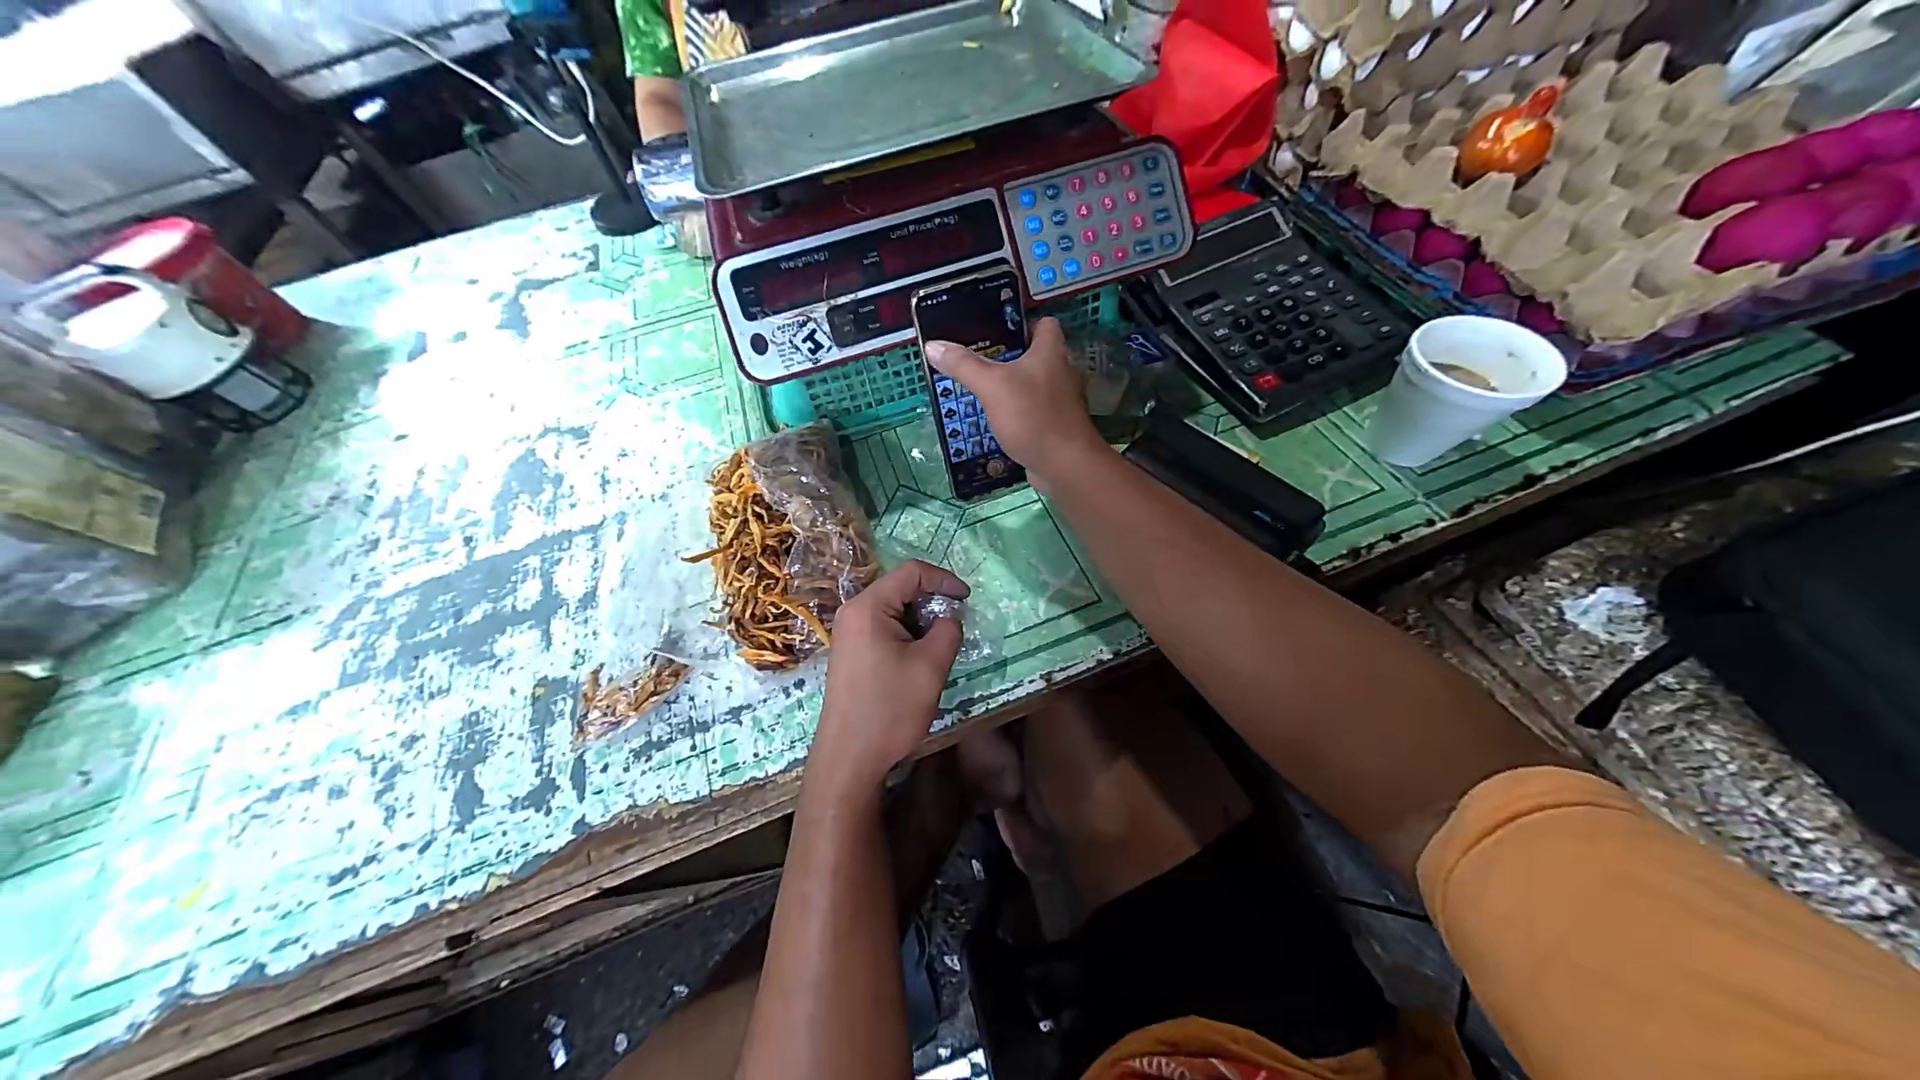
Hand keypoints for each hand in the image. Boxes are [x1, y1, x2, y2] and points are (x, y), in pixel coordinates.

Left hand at [808, 560, 969, 806]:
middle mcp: (853, 612)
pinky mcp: (851, 653)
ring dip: (922, 622)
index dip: (944, 579)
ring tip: (940, 649)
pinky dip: (907, 636)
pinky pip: (884, 629)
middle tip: (956, 627)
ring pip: (894, 611)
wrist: (849, 757)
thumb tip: (949, 618)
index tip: (967, 600)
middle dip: (933, 603)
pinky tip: (920, 661)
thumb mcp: (931, 666)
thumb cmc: (890, 708)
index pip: (911, 572)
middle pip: (901, 589)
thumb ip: (948, 631)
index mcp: (868, 607)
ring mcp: (849, 634)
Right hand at [924, 317, 1108, 480]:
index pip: (1044, 323)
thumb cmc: (1032, 416)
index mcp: (1051, 351)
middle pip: (1036, 355)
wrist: (1065, 465)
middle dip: (1010, 358)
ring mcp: (1062, 401)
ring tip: (983, 391)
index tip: (996, 332)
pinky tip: (998, 420)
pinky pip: (1035, 411)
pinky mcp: (1058, 426)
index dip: (1023, 323)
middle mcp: (1062, 372)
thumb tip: (933, 345)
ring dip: (1013, 387)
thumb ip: (963, 365)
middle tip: (979, 362)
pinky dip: (1019, 413)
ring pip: (1034, 385)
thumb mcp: (991, 386)